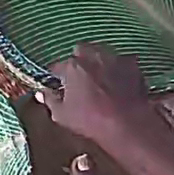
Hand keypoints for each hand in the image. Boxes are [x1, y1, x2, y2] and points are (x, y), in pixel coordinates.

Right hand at [33, 44, 163, 151]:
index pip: (57, 66)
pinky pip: (119, 61)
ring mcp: (114, 57)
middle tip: (78, 79)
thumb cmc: (90, 120)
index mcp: (72, 66)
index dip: (55, 77)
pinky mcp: (132, 64)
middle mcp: (93, 55)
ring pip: (101, 52)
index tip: (56, 85)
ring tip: (98, 79)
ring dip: (96, 61)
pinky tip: (116, 82)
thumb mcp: (62, 115)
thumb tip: (42, 93)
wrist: (127, 123)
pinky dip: (116, 68)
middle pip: (80, 51)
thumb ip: (50, 100)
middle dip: (77, 61)